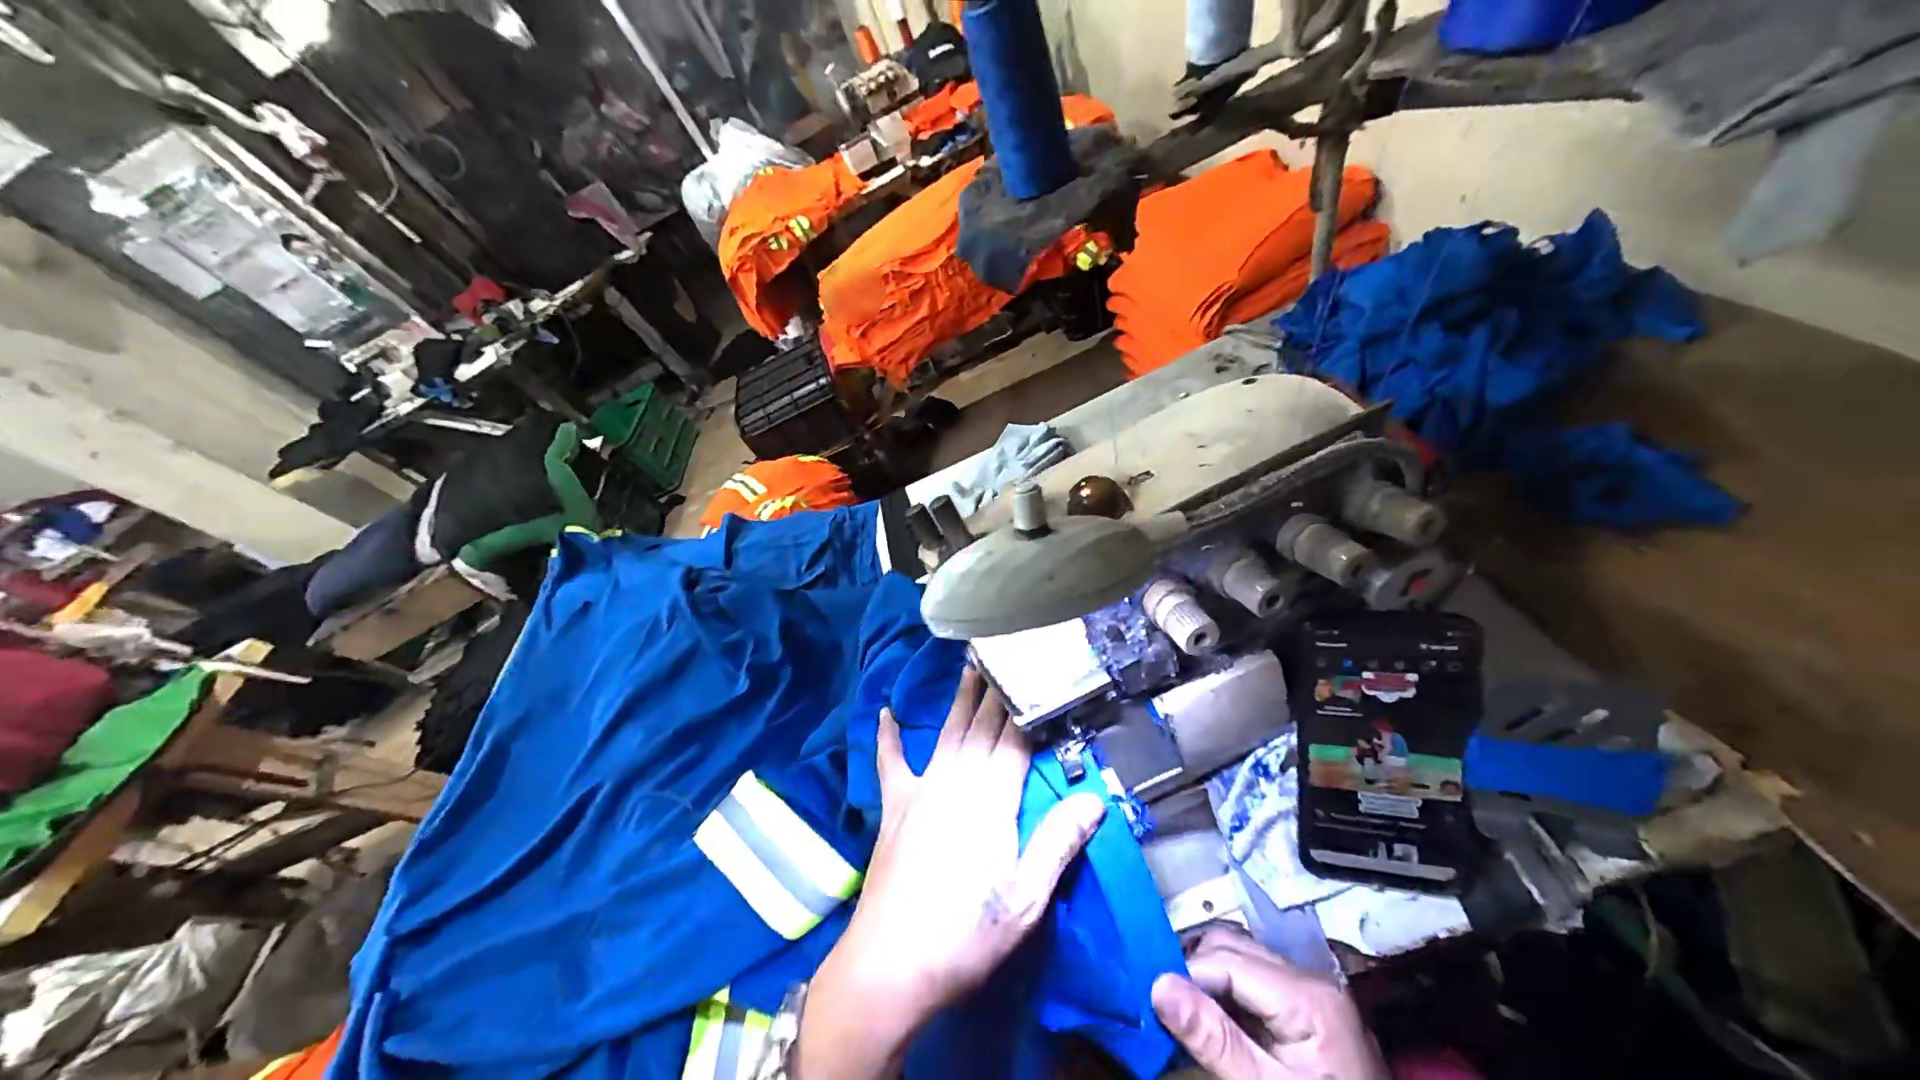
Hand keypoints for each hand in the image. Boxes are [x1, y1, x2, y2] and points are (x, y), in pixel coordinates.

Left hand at [796, 668, 1106, 1079]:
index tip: (1039, 673)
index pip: (1016, 741)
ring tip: (969, 664)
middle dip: (997, 690)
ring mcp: (922, 791)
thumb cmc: (966, 935)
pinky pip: (891, 762)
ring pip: (947, 733)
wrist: (890, 964)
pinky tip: (885, 713)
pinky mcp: (895, 808)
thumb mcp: (1026, 899)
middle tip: (1006, 652)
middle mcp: (957, 783)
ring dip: (960, 699)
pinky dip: (888, 737)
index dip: (1028, 707)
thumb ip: (1058, 843)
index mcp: (993, 802)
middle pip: (982, 727)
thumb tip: (1095, 800)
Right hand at [1152, 927, 1388, 1079]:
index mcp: (1308, 996)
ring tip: (1178, 1011)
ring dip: (1204, 978)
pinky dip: (1223, 992)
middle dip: (1190, 971)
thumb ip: (1214, 1040)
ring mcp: (1312, 993)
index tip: (1149, 1006)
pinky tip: (1208, 1020)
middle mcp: (1311, 979)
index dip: (1183, 978)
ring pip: (1238, 957)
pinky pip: (1253, 980)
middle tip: (1158, 1007)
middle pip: (1231, 948)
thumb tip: (1157, 985)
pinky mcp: (1308, 1011)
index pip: (1225, 960)